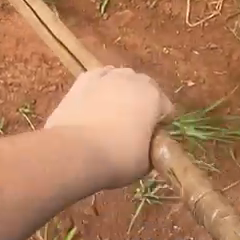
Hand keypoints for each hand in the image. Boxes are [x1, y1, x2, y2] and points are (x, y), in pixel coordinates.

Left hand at [45, 67, 169, 187]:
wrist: (73, 152)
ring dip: (121, 93)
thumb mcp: (146, 163)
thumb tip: (149, 149)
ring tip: (111, 116)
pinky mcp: (82, 80)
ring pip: (120, 79)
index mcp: (155, 97)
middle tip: (133, 130)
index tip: (153, 142)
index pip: (166, 109)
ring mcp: (107, 76)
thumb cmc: (117, 158)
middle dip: (142, 105)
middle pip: (145, 89)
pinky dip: (99, 89)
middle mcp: (134, 80)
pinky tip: (94, 105)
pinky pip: (98, 79)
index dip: (161, 126)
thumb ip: (153, 149)